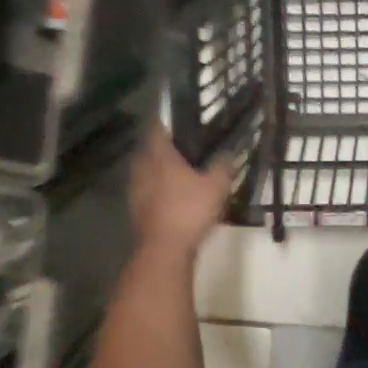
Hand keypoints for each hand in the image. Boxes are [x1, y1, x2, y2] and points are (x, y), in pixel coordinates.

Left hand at [128, 126, 236, 259]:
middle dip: (163, 148)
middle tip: (182, 146)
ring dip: (159, 171)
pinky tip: (174, 198)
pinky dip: (158, 191)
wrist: (164, 250)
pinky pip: (148, 193)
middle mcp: (143, 170)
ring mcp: (136, 192)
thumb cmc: (189, 209)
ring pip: (146, 173)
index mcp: (160, 157)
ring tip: (180, 173)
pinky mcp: (137, 212)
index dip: (166, 121)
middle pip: (149, 151)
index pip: (157, 129)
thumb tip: (230, 153)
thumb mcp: (216, 185)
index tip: (177, 117)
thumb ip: (223, 166)